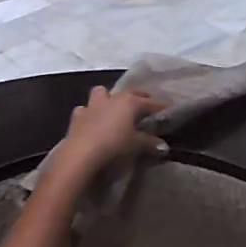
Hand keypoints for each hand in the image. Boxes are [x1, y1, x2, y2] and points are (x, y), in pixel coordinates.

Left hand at [46, 86, 168, 190]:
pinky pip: (84, 109)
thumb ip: (149, 142)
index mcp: (128, 102)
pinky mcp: (77, 116)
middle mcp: (111, 98)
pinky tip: (92, 121)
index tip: (169, 108)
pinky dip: (89, 113)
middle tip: (146, 106)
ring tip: (114, 109)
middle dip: (138, 97)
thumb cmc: (114, 145)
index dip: (160, 106)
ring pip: (101, 92)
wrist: (81, 153)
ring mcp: (92, 105)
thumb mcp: (136, 145)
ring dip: (108, 98)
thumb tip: (163, 146)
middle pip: (128, 93)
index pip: (149, 102)